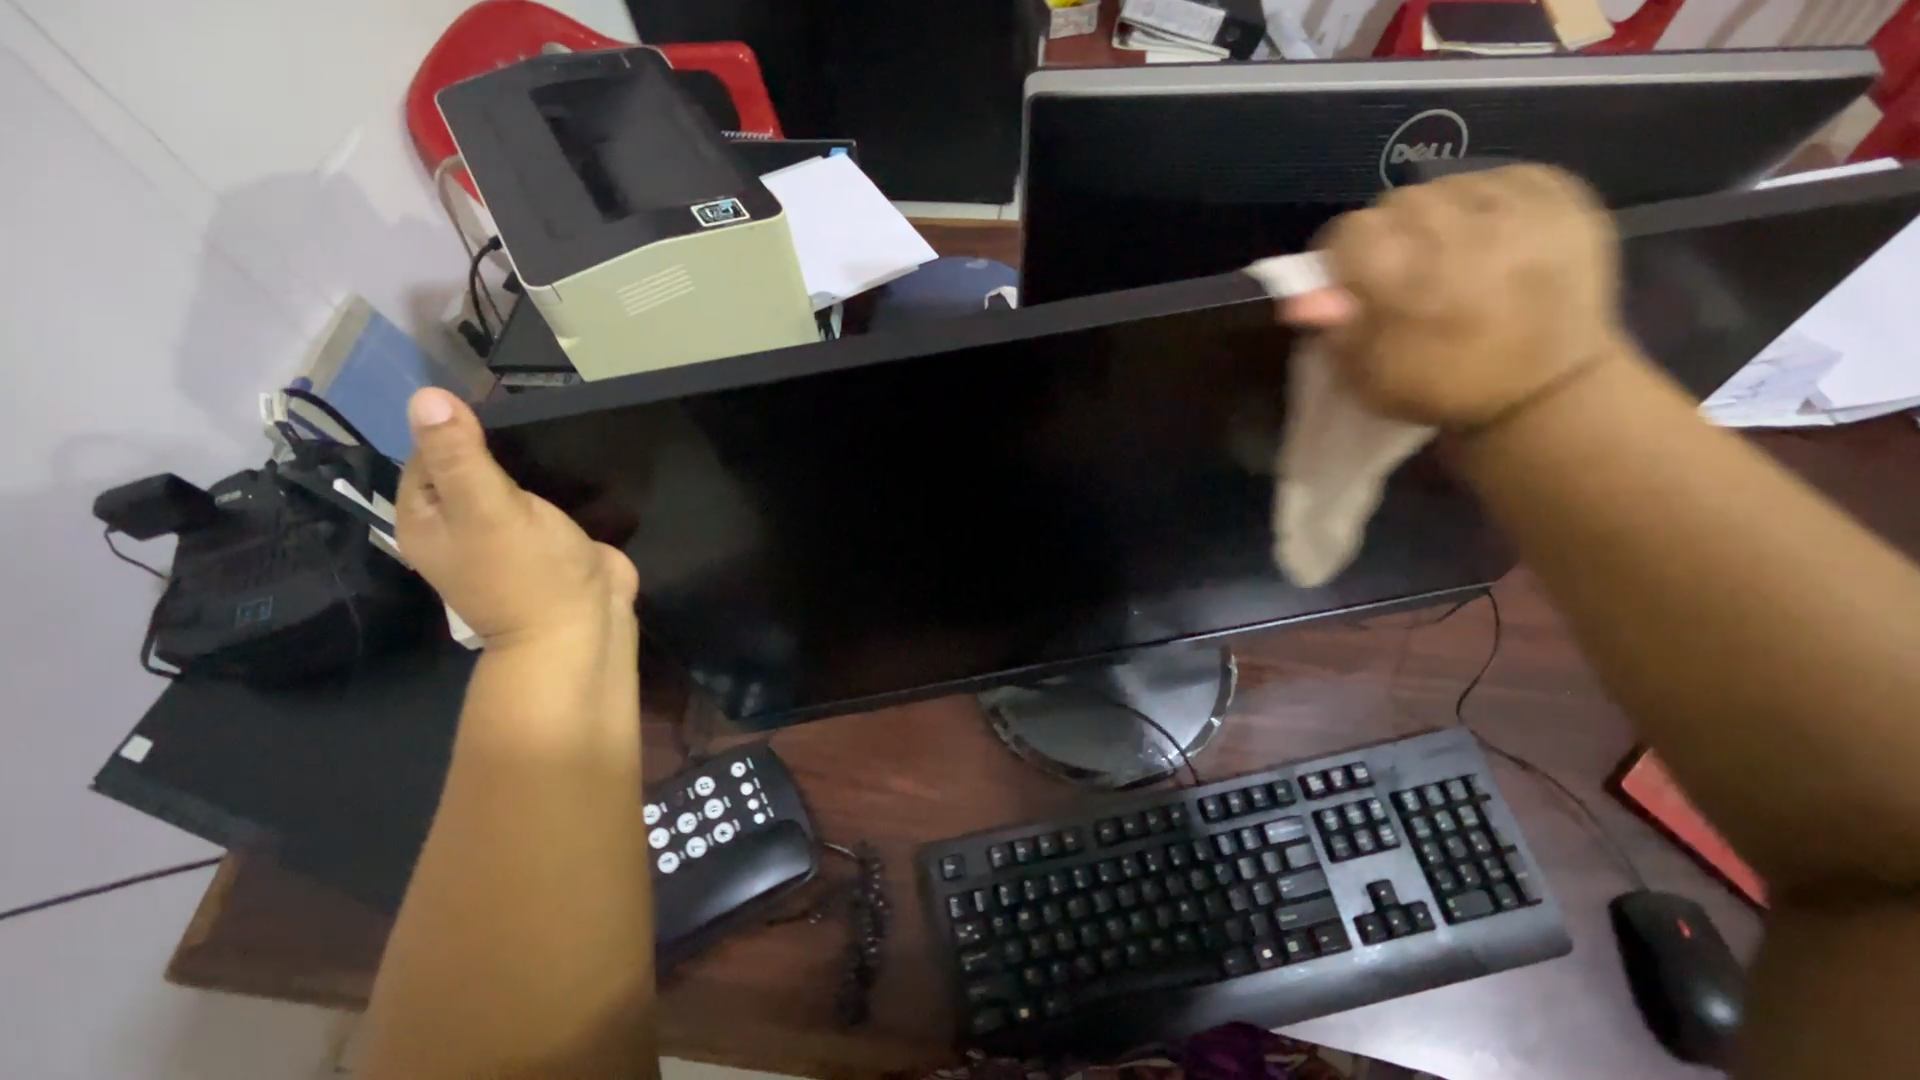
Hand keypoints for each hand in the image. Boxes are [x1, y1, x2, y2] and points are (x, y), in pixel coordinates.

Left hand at [396, 388, 638, 647]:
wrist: (584, 630)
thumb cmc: (528, 572)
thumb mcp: (487, 507)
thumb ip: (458, 454)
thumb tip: (425, 396)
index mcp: (426, 518)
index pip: (428, 452)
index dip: (456, 428)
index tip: (496, 414)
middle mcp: (457, 526)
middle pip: (467, 465)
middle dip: (496, 444)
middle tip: (532, 425)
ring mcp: (503, 536)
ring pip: (507, 482)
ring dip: (528, 462)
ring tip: (553, 438)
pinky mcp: (544, 541)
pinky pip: (540, 500)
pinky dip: (554, 482)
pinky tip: (573, 467)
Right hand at [1283, 164, 1627, 428]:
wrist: (1549, 391)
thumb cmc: (1444, 388)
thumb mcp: (1367, 376)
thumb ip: (1333, 328)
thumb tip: (1303, 296)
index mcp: (1406, 278)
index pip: (1346, 233)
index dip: (1341, 260)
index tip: (1351, 285)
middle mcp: (1457, 230)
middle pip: (1396, 204)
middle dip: (1391, 236)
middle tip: (1408, 274)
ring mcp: (1515, 208)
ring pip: (1446, 186)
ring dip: (1439, 217)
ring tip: (1455, 255)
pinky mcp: (1561, 195)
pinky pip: (1501, 176)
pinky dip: (1489, 201)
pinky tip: (1495, 237)